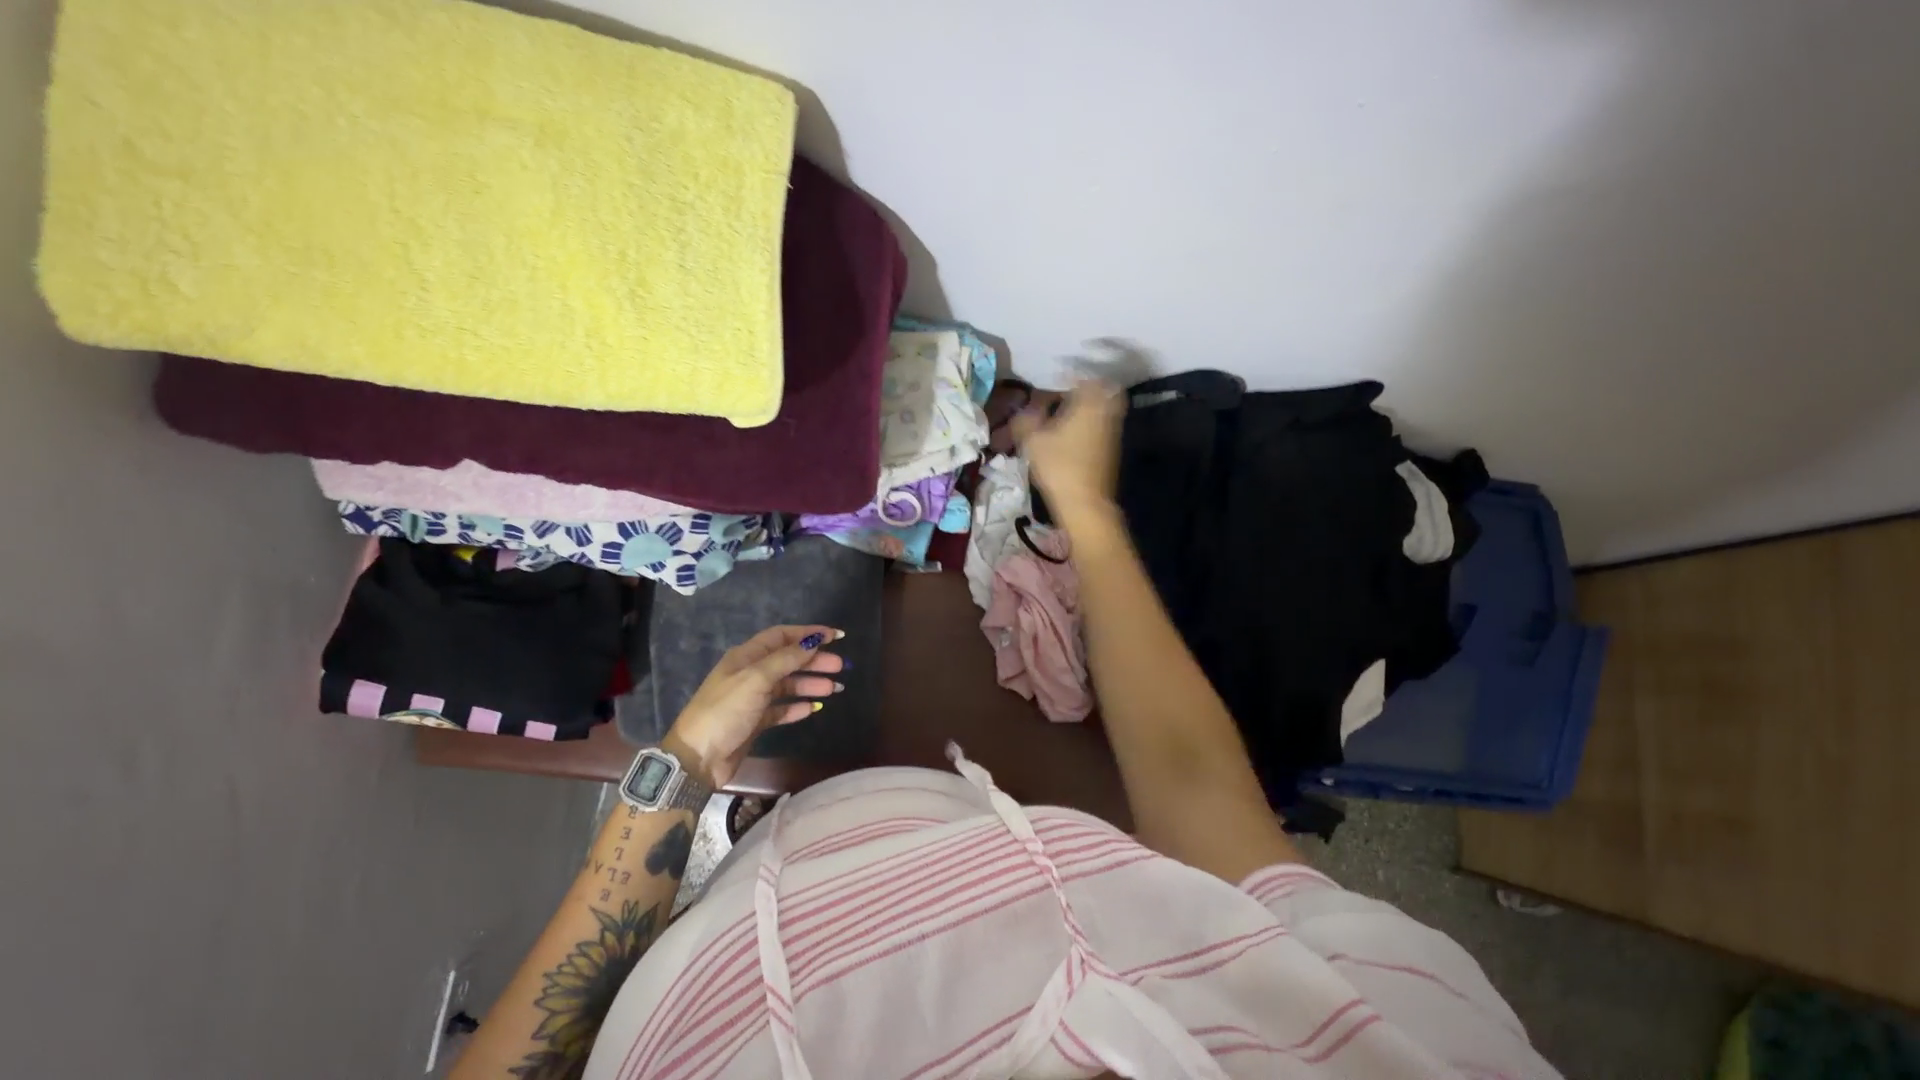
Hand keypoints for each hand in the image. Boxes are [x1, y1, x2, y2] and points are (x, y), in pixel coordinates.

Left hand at [662, 625, 845, 788]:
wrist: (698, 757)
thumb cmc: (725, 711)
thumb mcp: (756, 679)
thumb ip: (786, 659)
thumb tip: (813, 641)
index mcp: (745, 657)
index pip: (781, 636)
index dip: (808, 634)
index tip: (836, 637)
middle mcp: (749, 674)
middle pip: (787, 660)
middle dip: (814, 660)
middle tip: (840, 666)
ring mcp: (752, 699)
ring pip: (787, 685)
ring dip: (810, 684)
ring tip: (834, 689)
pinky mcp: (755, 722)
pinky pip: (781, 709)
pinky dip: (797, 707)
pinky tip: (813, 709)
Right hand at [1011, 378, 1123, 526]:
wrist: (1085, 503)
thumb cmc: (1059, 467)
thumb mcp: (1033, 440)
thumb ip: (1027, 419)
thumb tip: (1026, 408)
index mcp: (1088, 403)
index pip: (1083, 377)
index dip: (1068, 375)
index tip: (1055, 379)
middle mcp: (1105, 412)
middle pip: (1103, 389)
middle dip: (1086, 386)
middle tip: (1067, 389)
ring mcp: (1112, 430)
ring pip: (1105, 406)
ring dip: (1090, 403)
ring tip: (1068, 409)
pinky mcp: (1112, 448)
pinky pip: (1104, 422)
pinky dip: (1092, 420)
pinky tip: (1074, 430)